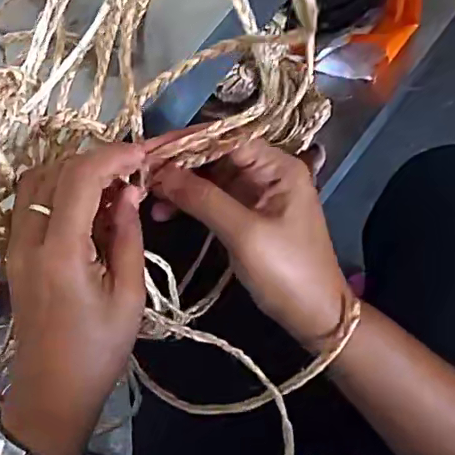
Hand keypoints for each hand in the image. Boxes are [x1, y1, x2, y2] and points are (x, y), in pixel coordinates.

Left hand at [2, 143, 147, 454]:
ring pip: (35, 182)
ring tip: (110, 187)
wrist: (50, 394)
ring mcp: (14, 246)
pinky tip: (87, 206)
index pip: (80, 178)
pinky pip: (30, 203)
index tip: (143, 154)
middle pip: (54, 171)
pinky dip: (58, 190)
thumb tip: (128, 191)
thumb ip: (127, 236)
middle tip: (131, 173)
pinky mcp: (13, 254)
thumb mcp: (128, 296)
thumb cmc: (97, 353)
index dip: (113, 156)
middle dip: (96, 160)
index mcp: (60, 252)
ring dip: (72, 172)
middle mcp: (28, 240)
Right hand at [147, 135, 350, 347]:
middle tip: (139, 174)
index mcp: (277, 166)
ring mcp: (256, 193)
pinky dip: (188, 202)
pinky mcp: (246, 214)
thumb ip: (202, 198)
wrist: (316, 317)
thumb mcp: (243, 233)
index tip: (147, 151)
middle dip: (177, 162)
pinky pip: (211, 198)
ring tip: (146, 195)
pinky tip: (162, 212)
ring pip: (209, 176)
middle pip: (214, 154)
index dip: (184, 141)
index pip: (225, 137)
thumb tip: (160, 171)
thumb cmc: (287, 272)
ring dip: (178, 183)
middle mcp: (267, 171)